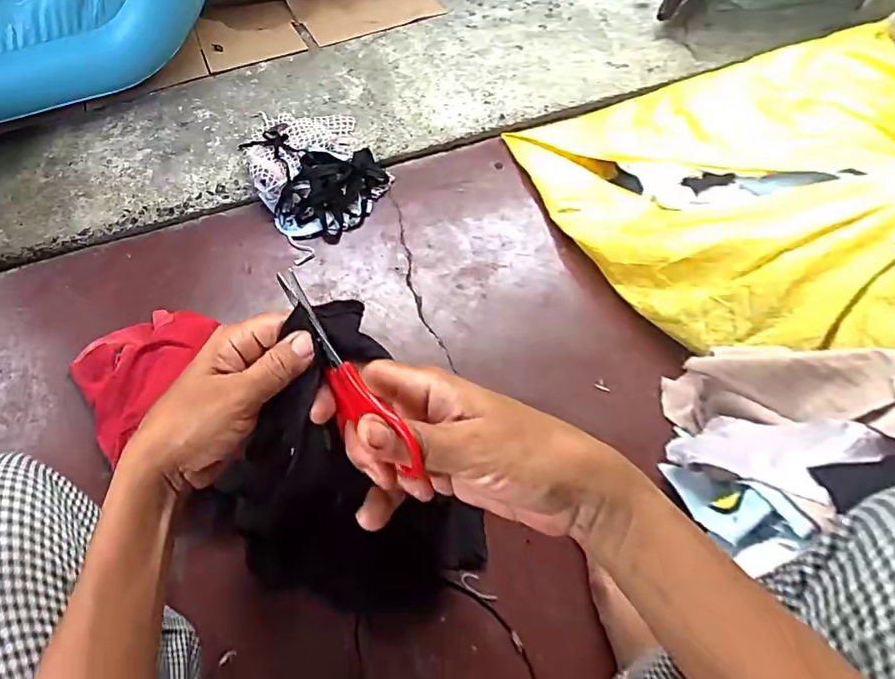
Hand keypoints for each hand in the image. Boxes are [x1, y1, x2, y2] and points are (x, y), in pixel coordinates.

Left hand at [121, 312, 316, 494]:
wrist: (165, 471)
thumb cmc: (194, 424)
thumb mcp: (238, 394)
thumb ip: (276, 366)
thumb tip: (309, 338)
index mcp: (235, 340)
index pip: (282, 324)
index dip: (310, 337)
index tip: (336, 360)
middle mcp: (244, 354)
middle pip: (291, 351)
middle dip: (312, 372)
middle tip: (327, 402)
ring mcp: (249, 381)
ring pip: (292, 376)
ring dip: (308, 393)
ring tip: (321, 414)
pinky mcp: (254, 407)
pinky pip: (284, 398)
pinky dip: (299, 407)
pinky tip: (314, 418)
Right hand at [338, 361, 633, 543]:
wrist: (575, 491)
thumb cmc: (525, 452)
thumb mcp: (469, 447)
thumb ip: (413, 441)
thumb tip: (361, 426)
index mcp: (429, 387)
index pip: (371, 376)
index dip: (342, 390)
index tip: (319, 416)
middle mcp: (423, 409)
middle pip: (369, 414)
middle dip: (365, 443)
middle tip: (383, 473)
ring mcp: (430, 440)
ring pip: (382, 448)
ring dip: (379, 473)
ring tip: (400, 496)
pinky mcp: (439, 470)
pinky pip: (400, 477)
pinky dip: (387, 495)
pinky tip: (376, 518)